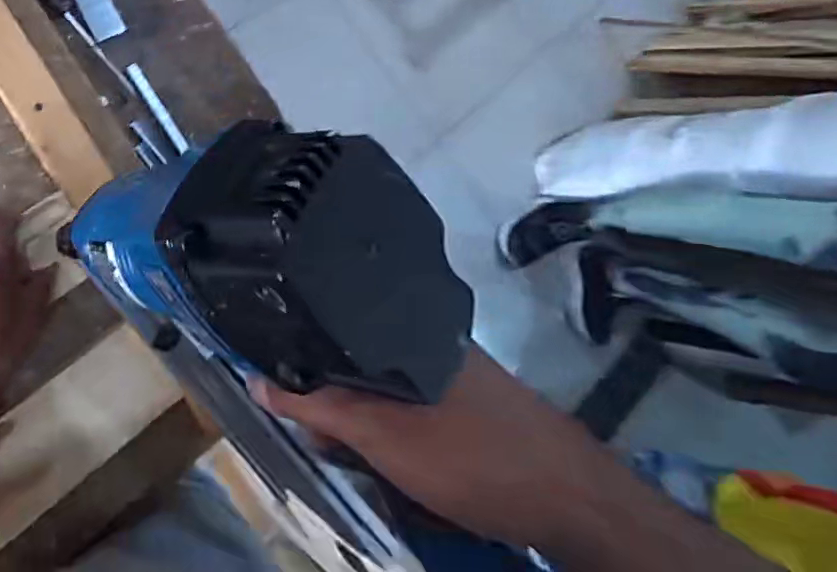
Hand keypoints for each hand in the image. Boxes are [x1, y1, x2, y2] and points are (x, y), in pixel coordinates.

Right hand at [254, 344, 636, 554]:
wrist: (577, 505)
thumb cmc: (472, 458)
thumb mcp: (383, 437)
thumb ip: (318, 406)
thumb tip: (259, 381)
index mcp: (403, 330)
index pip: (330, 331)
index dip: (301, 366)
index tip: (288, 404)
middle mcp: (426, 340)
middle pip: (356, 361)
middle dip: (335, 405)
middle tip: (329, 447)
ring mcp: (452, 368)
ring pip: (384, 386)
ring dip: (365, 422)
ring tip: (365, 462)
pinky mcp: (470, 397)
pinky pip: (412, 402)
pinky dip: (396, 427)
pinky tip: (400, 462)